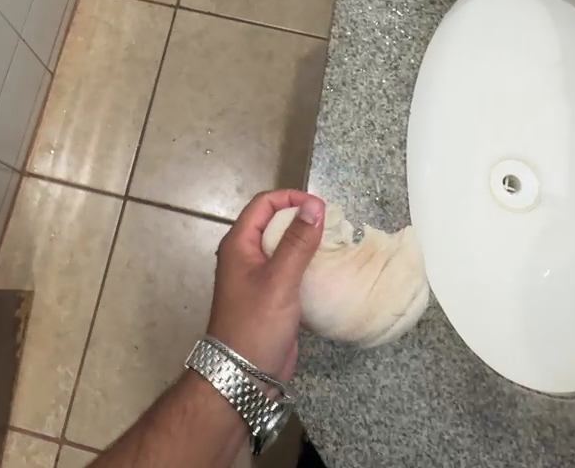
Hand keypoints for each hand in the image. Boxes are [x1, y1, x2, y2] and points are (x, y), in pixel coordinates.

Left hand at [206, 189, 325, 381]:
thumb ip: (297, 241)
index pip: (264, 204)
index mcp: (239, 243)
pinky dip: (306, 264)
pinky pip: (288, 269)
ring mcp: (257, 276)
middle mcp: (246, 254)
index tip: (320, 206)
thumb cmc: (256, 324)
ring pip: (283, 246)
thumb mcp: (279, 280)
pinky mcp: (270, 295)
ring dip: (305, 241)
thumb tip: (314, 205)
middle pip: (274, 222)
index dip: (291, 198)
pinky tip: (326, 270)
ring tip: (334, 244)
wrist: (243, 376)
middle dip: (300, 218)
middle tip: (332, 224)